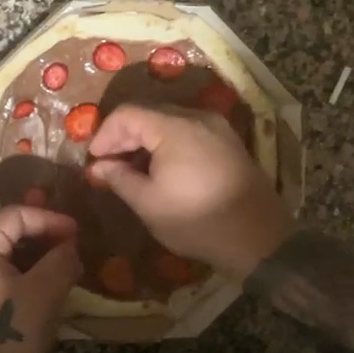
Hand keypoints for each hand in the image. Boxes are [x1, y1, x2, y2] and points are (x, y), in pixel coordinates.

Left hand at [0, 206, 81, 352]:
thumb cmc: (4, 334)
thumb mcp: (41, 295)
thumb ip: (60, 263)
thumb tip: (70, 247)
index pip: (15, 215)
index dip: (49, 219)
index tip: (78, 233)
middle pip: (7, 233)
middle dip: (44, 238)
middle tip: (74, 250)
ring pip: (5, 257)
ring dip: (36, 259)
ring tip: (64, 272)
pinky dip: (24, 277)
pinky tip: (44, 292)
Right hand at [87, 103, 289, 276]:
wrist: (258, 239)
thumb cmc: (196, 221)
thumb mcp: (149, 204)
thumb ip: (120, 179)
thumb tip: (100, 167)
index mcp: (174, 128)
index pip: (128, 114)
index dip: (105, 134)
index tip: (95, 160)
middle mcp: (197, 118)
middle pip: (149, 113)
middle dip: (125, 136)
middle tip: (110, 164)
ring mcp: (217, 128)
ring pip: (169, 121)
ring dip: (146, 140)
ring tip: (133, 168)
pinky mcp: (229, 142)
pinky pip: (189, 131)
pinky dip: (168, 143)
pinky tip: (162, 168)